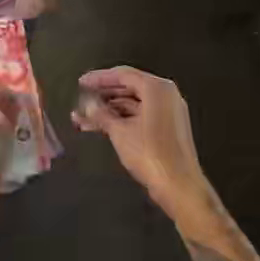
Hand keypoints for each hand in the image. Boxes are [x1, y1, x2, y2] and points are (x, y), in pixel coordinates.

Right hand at [72, 66, 208, 209]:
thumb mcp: (119, 131)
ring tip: (83, 118)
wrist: (178, 185)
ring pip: (132, 104)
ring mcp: (167, 112)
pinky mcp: (166, 127)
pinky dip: (120, 120)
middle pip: (128, 88)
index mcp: (157, 89)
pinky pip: (139, 116)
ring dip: (108, 110)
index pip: (123, 75)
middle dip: (102, 96)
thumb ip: (101, 114)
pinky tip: (99, 127)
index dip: (99, 78)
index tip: (81, 82)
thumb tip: (87, 105)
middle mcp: (165, 95)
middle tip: (81, 100)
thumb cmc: (149, 154)